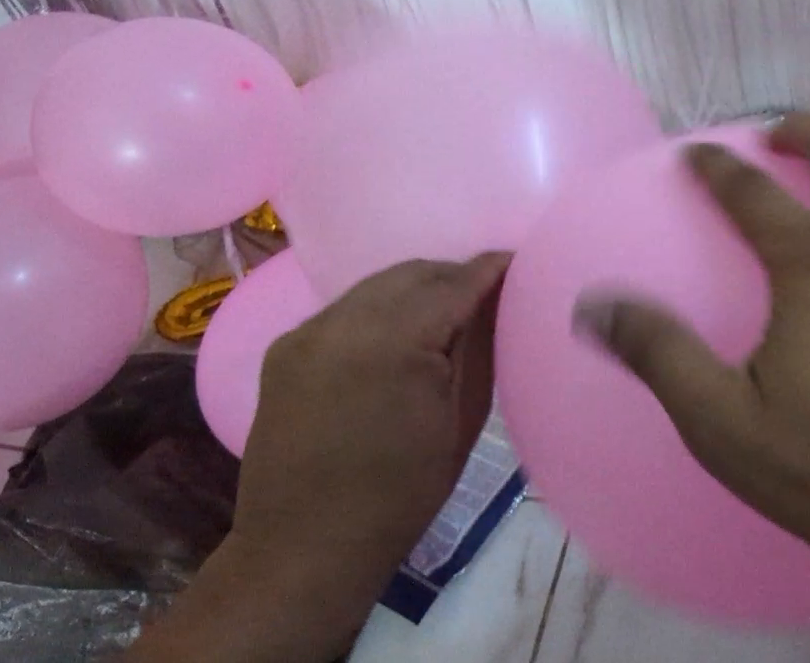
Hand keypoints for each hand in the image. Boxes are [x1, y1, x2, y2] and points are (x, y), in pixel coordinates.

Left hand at [233, 253, 506, 576]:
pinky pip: (349, 307)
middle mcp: (343, 323)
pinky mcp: (285, 350)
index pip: (456, 282)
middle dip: (456, 275)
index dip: (493, 269)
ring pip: (379, 284)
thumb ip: (481, 343)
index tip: (523, 263)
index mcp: (394, 341)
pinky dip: (384, 308)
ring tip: (450, 312)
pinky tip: (402, 335)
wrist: (306, 545)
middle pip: (415, 273)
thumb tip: (501, 295)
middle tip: (491, 293)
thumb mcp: (464, 414)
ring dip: (420, 288)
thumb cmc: (404, 488)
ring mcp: (307, 334)